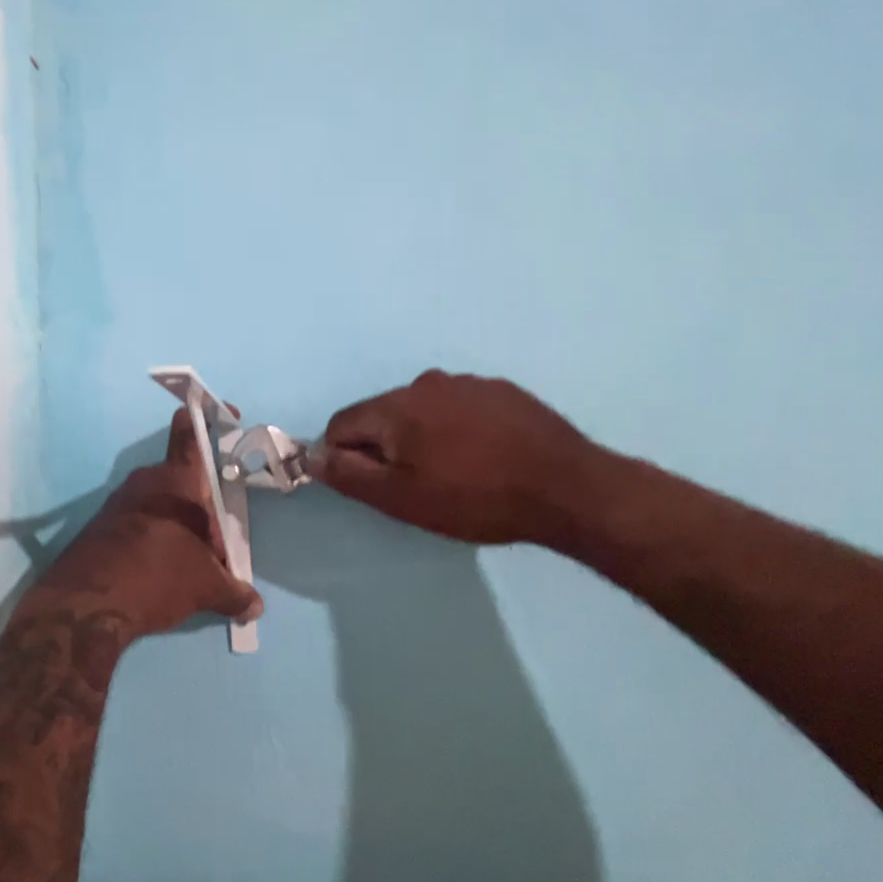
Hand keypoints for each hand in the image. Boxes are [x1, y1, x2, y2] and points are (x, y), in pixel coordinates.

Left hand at [36, 407, 262, 637]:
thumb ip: (234, 592)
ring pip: (159, 505)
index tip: (220, 411)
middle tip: (215, 546)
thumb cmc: (157, 577)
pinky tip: (158, 572)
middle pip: (182, 482)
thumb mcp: (206, 588)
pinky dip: (152, 539)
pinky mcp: (99, 525)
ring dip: (176, 527)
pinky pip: (136, 522)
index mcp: (178, 482)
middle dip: (201, 509)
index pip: (189, 432)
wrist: (86, 604)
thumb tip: (254, 605)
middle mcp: (146, 482)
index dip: (205, 415)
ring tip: (188, 567)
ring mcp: (118, 502)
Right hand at [317, 370, 597, 544]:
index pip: (341, 424)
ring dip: (422, 437)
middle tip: (414, 487)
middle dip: (384, 447)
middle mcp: (426, 383)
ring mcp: (469, 383)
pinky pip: (459, 409)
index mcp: (395, 406)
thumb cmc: (475, 499)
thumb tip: (312, 455)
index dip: (343, 457)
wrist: (570, 488)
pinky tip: (483, 458)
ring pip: (422, 411)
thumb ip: (349, 475)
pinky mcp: (503, 392)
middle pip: (381, 415)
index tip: (370, 486)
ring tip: (454, 474)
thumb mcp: (401, 499)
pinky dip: (457, 430)